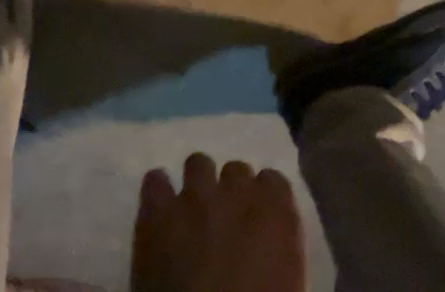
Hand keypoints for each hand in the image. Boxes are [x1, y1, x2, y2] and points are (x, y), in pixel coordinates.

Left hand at [131, 154, 303, 291]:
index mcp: (275, 212)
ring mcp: (193, 197)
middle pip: (236, 170)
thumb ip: (281, 247)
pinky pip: (155, 180)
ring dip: (199, 184)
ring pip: (198, 163)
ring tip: (193, 210)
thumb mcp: (289, 281)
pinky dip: (159, 192)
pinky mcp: (156, 211)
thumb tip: (270, 247)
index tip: (260, 217)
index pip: (273, 181)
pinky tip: (161, 211)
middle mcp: (235, 192)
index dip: (265, 198)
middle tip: (226, 219)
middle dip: (232, 190)